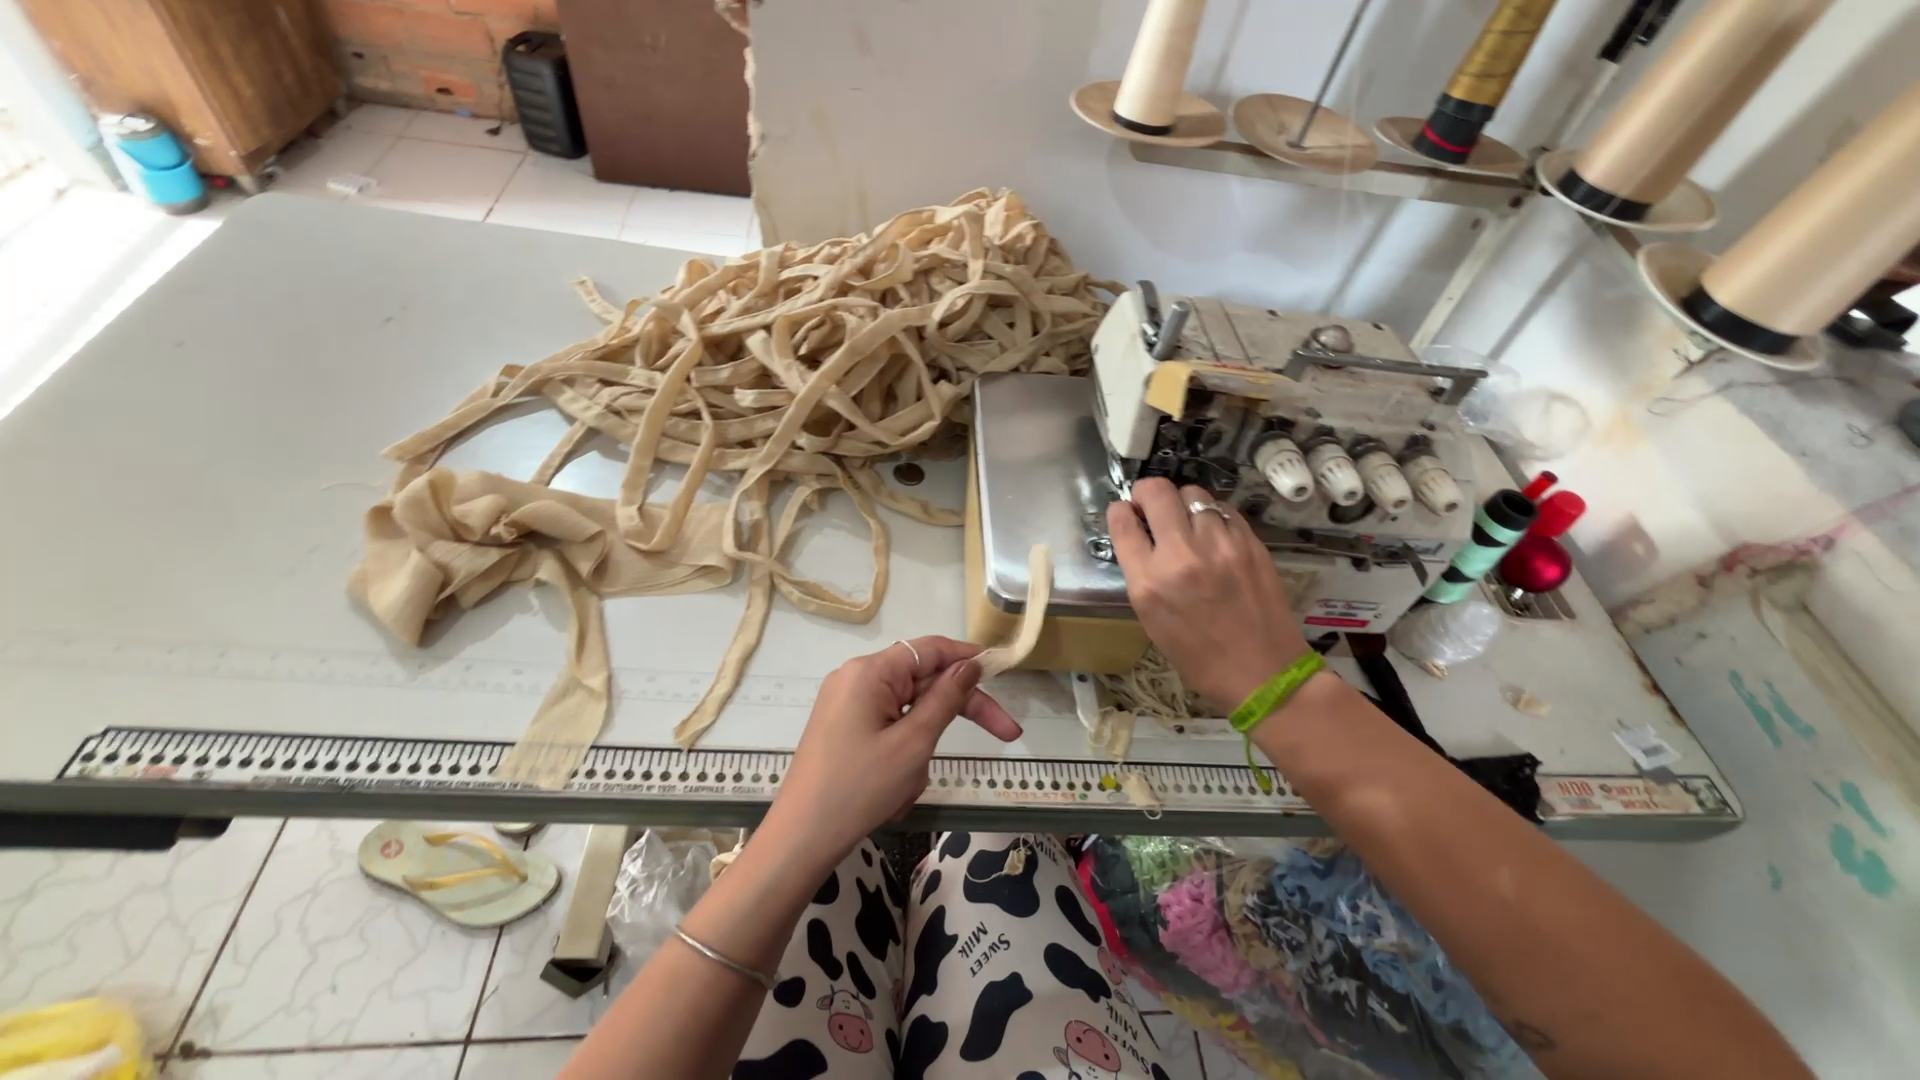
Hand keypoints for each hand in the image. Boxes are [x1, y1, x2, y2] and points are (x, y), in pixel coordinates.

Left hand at [769, 637, 1021, 858]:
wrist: (801, 837)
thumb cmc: (860, 787)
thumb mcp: (913, 743)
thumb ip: (946, 699)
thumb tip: (969, 664)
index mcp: (870, 671)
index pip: (931, 649)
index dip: (970, 657)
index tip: (1004, 671)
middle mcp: (856, 679)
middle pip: (922, 682)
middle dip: (955, 714)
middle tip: (1007, 735)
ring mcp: (847, 705)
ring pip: (908, 715)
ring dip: (921, 749)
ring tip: (904, 789)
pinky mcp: (843, 730)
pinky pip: (888, 732)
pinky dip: (901, 759)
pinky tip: (892, 795)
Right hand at [1107, 477, 1310, 712]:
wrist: (1262, 673)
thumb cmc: (1199, 657)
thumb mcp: (1152, 619)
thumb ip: (1142, 573)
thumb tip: (1138, 534)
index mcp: (1149, 582)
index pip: (1122, 522)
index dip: (1119, 511)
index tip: (1125, 512)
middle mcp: (1181, 555)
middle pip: (1156, 492)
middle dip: (1147, 492)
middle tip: (1152, 506)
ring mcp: (1220, 545)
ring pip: (1192, 493)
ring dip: (1182, 502)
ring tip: (1187, 521)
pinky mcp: (1250, 542)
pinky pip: (1224, 510)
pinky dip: (1213, 514)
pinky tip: (1214, 533)